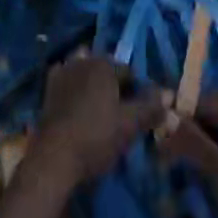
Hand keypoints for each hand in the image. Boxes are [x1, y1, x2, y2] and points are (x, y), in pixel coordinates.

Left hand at [30, 51, 162, 184]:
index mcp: (104, 64)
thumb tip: (168, 94)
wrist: (54, 157)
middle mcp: (82, 61)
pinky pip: (68, 82)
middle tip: (121, 115)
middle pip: (107, 71)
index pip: (129, 72)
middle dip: (115, 88)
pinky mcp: (48, 89)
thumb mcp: (129, 125)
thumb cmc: (96, 137)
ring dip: (94, 87)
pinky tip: (78, 108)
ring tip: (100, 113)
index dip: (138, 92)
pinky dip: (75, 90)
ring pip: (86, 75)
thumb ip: (151, 107)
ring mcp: (62, 73)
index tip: (140, 114)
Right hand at [160, 95, 217, 217]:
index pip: (204, 100)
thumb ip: (193, 142)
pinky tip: (184, 173)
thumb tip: (163, 116)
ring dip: (187, 146)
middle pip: (205, 118)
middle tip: (157, 140)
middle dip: (181, 127)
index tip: (155, 117)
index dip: (180, 106)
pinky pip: (212, 157)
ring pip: (206, 138)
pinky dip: (197, 161)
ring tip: (165, 157)